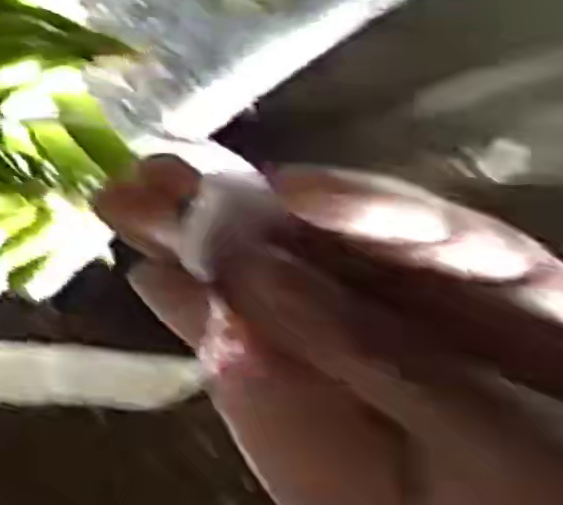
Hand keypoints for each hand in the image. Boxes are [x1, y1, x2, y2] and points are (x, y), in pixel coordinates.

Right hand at [96, 158, 562, 504]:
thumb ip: (381, 351)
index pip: (423, 234)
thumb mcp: (502, 440)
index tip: (291, 190)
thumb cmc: (533, 497)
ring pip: (227, 260)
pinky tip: (146, 272)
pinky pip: (201, 318)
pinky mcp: (239, 355)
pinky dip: (170, 294)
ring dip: (173, 227)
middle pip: (294, 228)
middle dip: (224, 195)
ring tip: (121, 201)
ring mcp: (298, 320)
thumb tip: (249, 263)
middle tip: (161, 171)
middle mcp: (380, 291)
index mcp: (483, 295)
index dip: (359, 204)